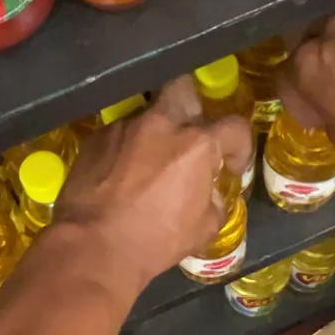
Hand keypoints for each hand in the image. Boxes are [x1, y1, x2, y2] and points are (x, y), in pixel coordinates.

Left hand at [52, 76, 253, 292]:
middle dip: (192, 107)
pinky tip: (120, 174)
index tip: (231, 167)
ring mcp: (125, 127)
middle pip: (185, 88)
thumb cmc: (155, 241)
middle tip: (189, 136)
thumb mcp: (203, 230)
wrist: (94, 246)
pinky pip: (120, 134)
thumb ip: (213, 202)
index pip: (235, 127)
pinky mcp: (96, 137)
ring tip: (149, 162)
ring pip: (148, 114)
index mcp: (197, 145)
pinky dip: (126, 149)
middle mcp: (162, 124)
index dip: (240, 147)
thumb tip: (209, 195)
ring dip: (154, 133)